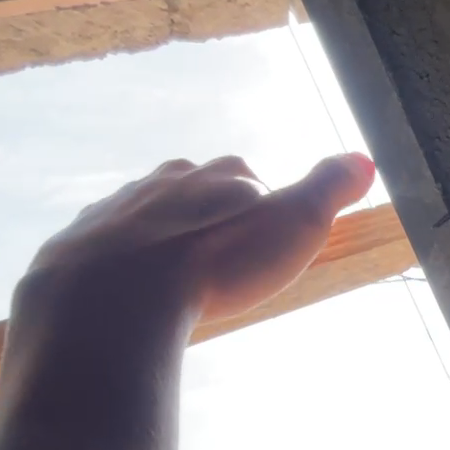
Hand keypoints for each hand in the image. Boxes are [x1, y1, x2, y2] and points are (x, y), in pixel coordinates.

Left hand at [7, 152, 376, 368]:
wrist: (122, 291)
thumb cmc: (222, 261)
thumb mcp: (296, 225)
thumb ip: (328, 191)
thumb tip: (364, 159)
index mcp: (221, 178)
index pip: (248, 178)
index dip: (263, 200)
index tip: (272, 228)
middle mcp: (169, 181)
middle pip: (196, 185)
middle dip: (214, 207)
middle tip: (231, 244)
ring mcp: (122, 208)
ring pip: (151, 209)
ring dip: (169, 229)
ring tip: (185, 263)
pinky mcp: (85, 243)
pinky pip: (111, 242)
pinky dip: (129, 256)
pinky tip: (139, 281)